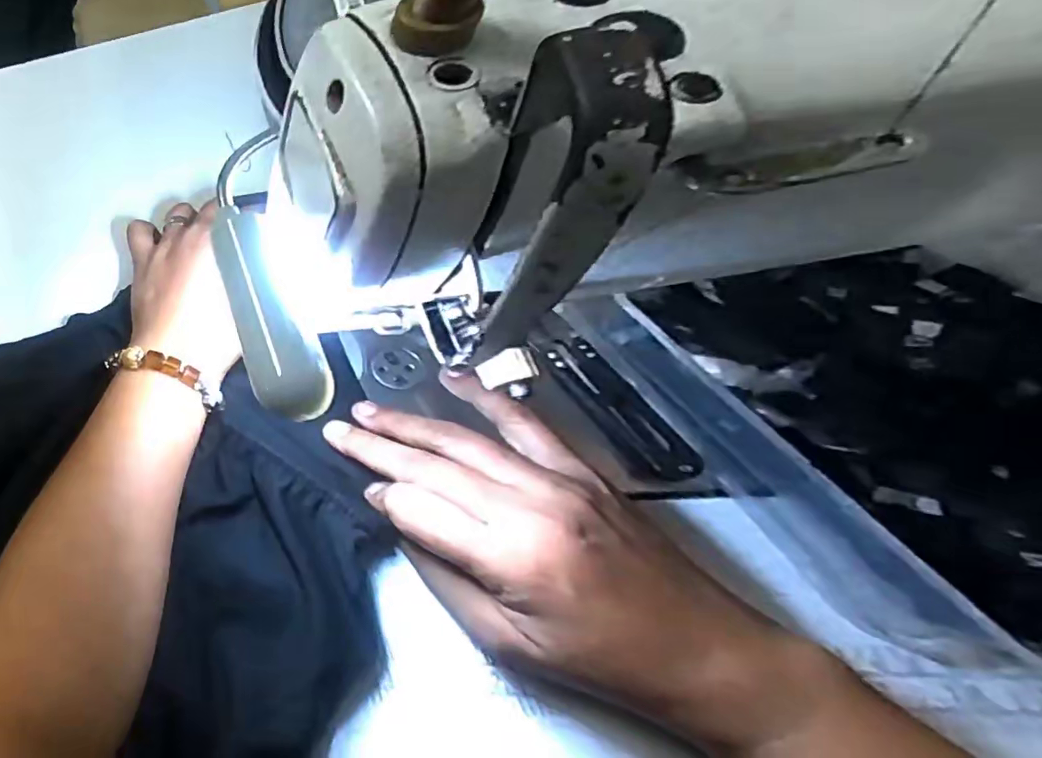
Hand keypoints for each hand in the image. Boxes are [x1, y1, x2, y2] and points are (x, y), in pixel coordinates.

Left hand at [125, 201, 239, 376]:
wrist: (175, 356)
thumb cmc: (218, 332)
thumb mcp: (247, 301)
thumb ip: (251, 274)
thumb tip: (257, 264)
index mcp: (214, 239)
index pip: (229, 210)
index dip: (238, 219)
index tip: (245, 234)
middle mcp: (187, 234)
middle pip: (203, 210)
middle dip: (213, 220)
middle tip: (221, 244)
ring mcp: (161, 247)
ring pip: (174, 215)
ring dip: (184, 222)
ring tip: (191, 243)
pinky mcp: (140, 262)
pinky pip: (138, 231)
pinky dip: (148, 232)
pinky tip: (157, 245)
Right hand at [322, 370, 853, 755]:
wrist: (705, 653)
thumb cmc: (603, 662)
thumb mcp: (513, 646)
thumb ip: (449, 581)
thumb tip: (403, 526)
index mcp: (513, 557)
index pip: (424, 510)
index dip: (386, 498)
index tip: (360, 490)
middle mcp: (530, 505)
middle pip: (435, 466)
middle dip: (378, 447)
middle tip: (336, 430)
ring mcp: (556, 478)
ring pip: (466, 439)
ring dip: (412, 423)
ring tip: (369, 410)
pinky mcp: (578, 468)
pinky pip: (523, 422)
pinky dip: (485, 396)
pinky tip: (453, 378)